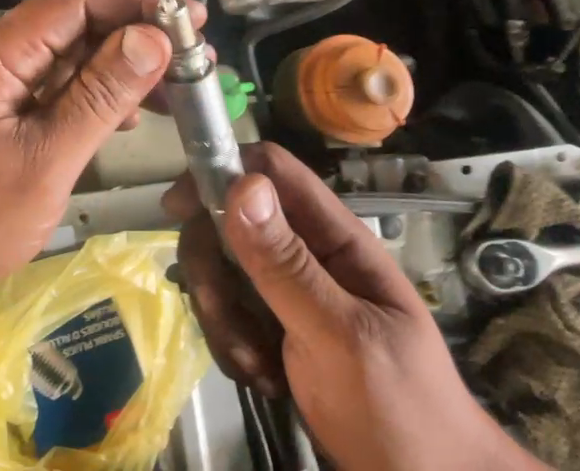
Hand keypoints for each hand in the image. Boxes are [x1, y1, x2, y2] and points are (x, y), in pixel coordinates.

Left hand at [0, 0, 195, 315]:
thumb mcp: (44, 162)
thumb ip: (98, 98)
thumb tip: (152, 38)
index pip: (75, 1)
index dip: (136, 3)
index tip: (191, 19)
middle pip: (71, 24)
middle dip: (133, 35)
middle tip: (193, 62)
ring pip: (63, 56)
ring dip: (116, 67)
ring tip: (172, 91)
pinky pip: (48, 87)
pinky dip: (89, 94)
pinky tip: (126, 116)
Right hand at [165, 143, 544, 470]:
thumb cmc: (401, 410)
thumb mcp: (342, 336)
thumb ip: (286, 264)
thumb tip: (241, 183)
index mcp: (335, 238)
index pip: (270, 170)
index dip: (220, 174)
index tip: (177, 210)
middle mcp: (308, 253)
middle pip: (230, 222)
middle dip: (214, 270)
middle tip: (223, 317)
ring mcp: (289, 292)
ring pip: (222, 272)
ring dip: (223, 320)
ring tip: (257, 369)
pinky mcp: (275, 329)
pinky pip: (228, 314)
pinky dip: (230, 345)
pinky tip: (261, 378)